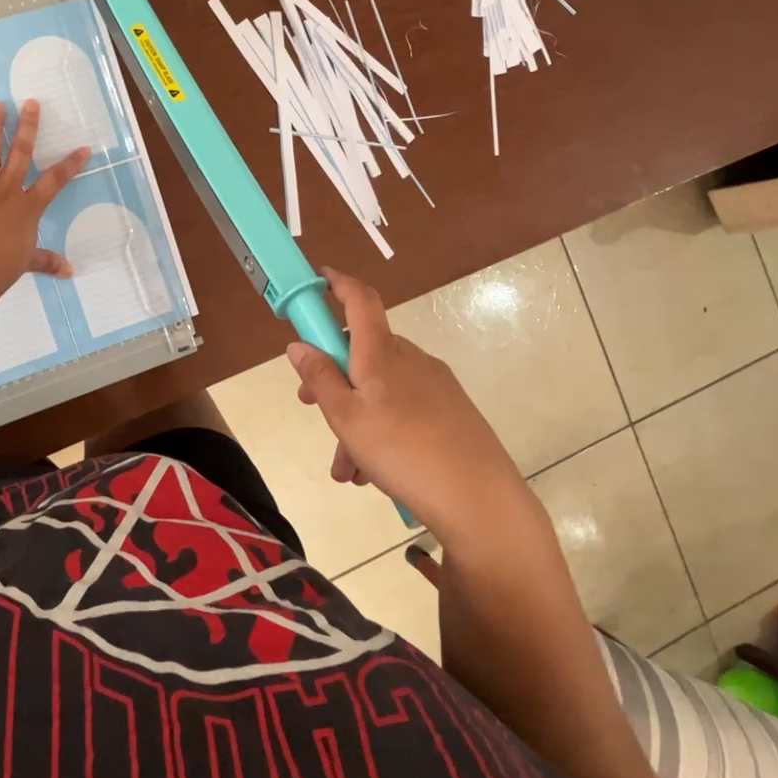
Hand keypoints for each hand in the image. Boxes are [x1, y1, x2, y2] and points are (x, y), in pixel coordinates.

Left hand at [0, 99, 89, 306]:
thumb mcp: (26, 263)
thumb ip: (46, 262)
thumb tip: (70, 271)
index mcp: (27, 208)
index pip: (54, 181)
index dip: (70, 164)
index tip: (83, 148)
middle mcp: (7, 190)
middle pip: (21, 153)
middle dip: (28, 127)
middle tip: (30, 103)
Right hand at [286, 267, 530, 542]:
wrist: (478, 499)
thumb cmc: (401, 451)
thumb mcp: (345, 418)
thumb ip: (320, 378)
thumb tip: (298, 345)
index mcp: (382, 352)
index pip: (360, 300)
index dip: (338, 283)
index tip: (318, 278)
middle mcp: (410, 359)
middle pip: (363, 353)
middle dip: (333, 379)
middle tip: (311, 409)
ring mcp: (434, 384)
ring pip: (380, 390)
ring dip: (355, 420)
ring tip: (347, 469)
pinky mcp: (451, 410)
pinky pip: (402, 409)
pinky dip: (381, 430)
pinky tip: (375, 473)